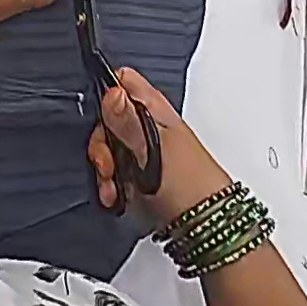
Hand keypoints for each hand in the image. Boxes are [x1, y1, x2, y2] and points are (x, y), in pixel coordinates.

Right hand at [88, 68, 232, 223]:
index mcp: (153, 108)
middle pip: (108, 117)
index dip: (107, 95)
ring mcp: (143, 148)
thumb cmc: (188, 182)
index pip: (123, 81)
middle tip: (109, 162)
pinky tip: (116, 195)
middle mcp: (148, 124)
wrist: (204, 224)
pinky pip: (114, 169)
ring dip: (105, 167)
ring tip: (114, 184)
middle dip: (102, 142)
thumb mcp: (152, 147)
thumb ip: (127, 120)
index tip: (104, 120)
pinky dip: (111, 182)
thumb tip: (111, 91)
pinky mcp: (140, 173)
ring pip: (109, 145)